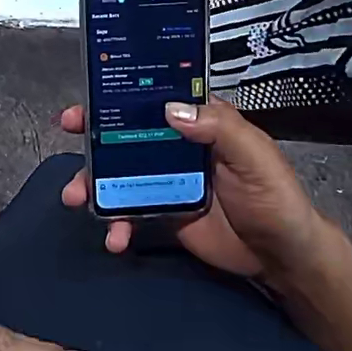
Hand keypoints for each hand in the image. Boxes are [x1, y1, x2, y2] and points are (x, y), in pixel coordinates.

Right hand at [60, 98, 324, 277]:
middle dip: (97, 133)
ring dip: (96, 183)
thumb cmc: (276, 198)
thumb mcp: (254, 157)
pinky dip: (118, 225)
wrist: (281, 257)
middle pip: (132, 133)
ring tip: (77, 198)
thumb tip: (170, 108)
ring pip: (123, 174)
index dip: (126, 93)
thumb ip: (219, 129)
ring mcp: (171, 181)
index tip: (94, 96)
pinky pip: (132, 214)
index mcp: (205, 123)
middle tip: (70, 132)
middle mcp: (182, 147)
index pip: (162, 98)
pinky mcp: (166, 214)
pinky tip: (116, 238)